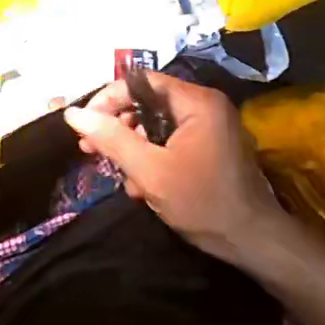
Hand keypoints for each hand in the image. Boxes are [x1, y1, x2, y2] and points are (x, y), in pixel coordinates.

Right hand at [62, 72, 290, 265]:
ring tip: (121, 176)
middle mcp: (204, 106)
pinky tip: (142, 187)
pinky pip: (170, 141)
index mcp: (196, 101)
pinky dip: (152, 158)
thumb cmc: (202, 201)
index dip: (108, 100)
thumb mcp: (150, 171)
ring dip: (133, 149)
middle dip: (117, 127)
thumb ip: (111, 139)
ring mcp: (209, 127)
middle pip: (147, 103)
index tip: (85, 125)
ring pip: (156, 126)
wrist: (252, 241)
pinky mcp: (209, 147)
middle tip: (91, 150)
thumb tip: (73, 114)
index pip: (140, 83)